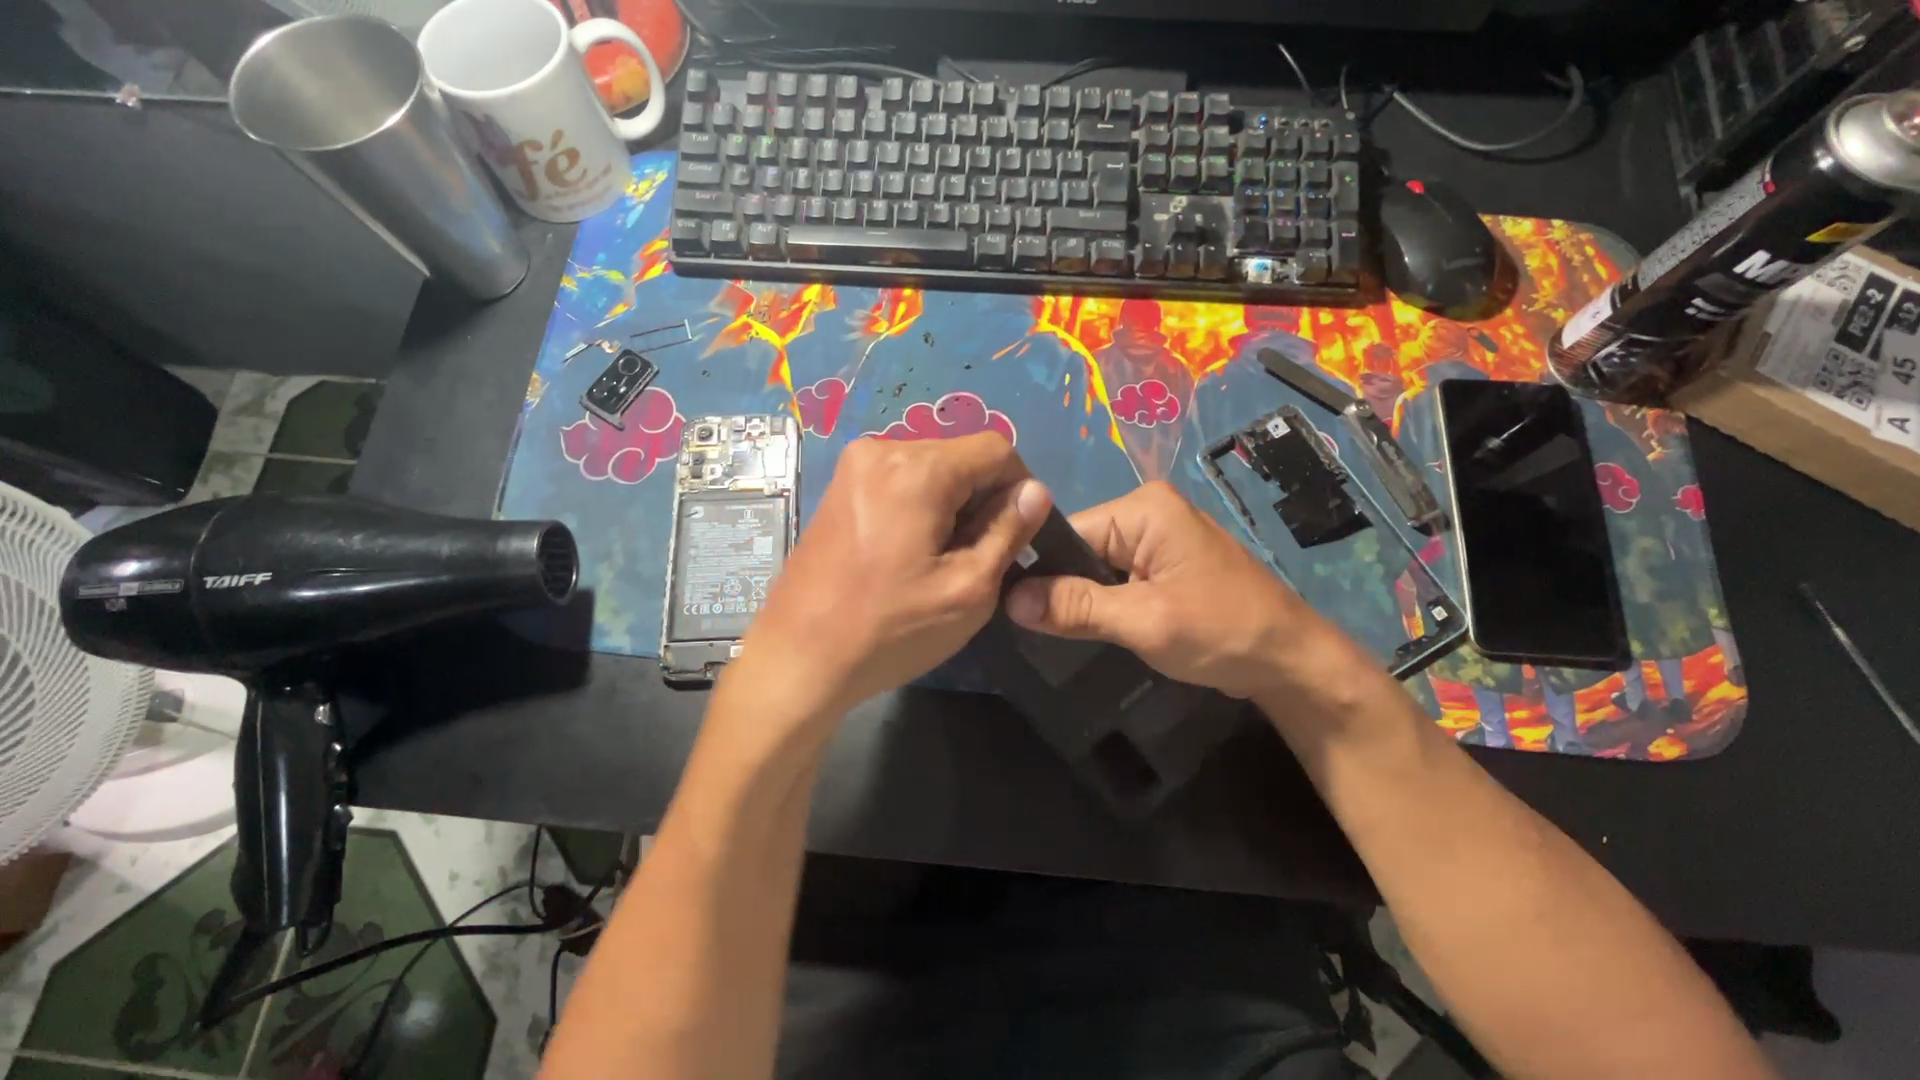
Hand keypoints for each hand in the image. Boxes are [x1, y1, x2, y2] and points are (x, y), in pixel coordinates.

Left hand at [738, 433, 1049, 716]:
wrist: (799, 660)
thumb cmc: (890, 630)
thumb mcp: (968, 588)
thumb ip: (1008, 530)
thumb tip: (1035, 491)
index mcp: (917, 468)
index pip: (997, 449)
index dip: (1020, 488)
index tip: (1015, 535)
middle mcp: (881, 450)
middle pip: (961, 456)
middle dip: (980, 499)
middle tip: (974, 558)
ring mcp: (852, 468)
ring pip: (931, 470)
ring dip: (950, 506)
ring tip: (937, 562)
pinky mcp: (838, 490)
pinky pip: (899, 482)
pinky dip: (919, 509)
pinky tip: (907, 555)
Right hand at [1003, 482, 1362, 702]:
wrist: (1291, 662)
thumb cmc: (1221, 631)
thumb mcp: (1143, 620)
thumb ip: (1076, 606)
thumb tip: (1009, 600)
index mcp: (1144, 508)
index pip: (1067, 532)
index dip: (1037, 571)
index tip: (1008, 609)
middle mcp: (1149, 513)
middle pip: (1080, 549)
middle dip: (1060, 589)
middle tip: (1028, 631)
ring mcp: (1160, 541)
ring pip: (1096, 569)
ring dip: (1081, 601)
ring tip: (1052, 635)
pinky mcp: (1166, 568)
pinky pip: (1117, 581)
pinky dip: (1104, 606)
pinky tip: (1087, 631)